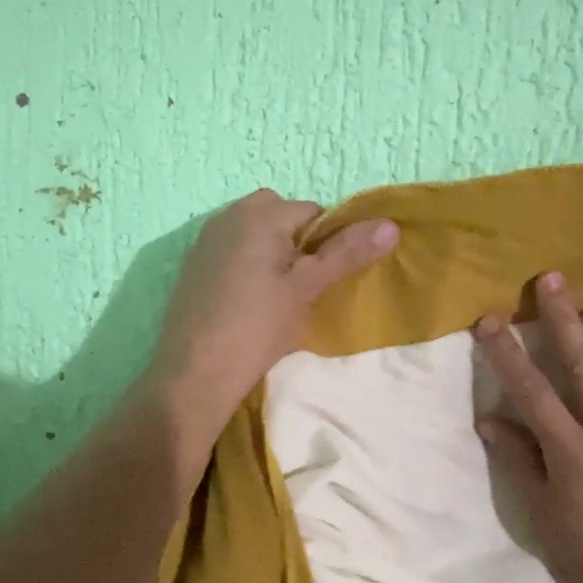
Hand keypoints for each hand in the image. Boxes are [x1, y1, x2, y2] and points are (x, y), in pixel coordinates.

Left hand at [147, 189, 398, 422]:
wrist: (195, 372)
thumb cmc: (258, 327)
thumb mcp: (307, 289)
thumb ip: (346, 253)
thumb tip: (391, 224)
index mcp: (259, 214)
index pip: (312, 211)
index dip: (327, 242)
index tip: (324, 278)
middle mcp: (228, 216)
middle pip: (277, 215)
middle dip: (296, 242)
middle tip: (302, 286)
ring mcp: (204, 241)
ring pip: (252, 234)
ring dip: (270, 254)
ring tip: (276, 298)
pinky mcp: (192, 268)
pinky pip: (230, 252)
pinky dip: (245, 267)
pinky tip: (248, 305)